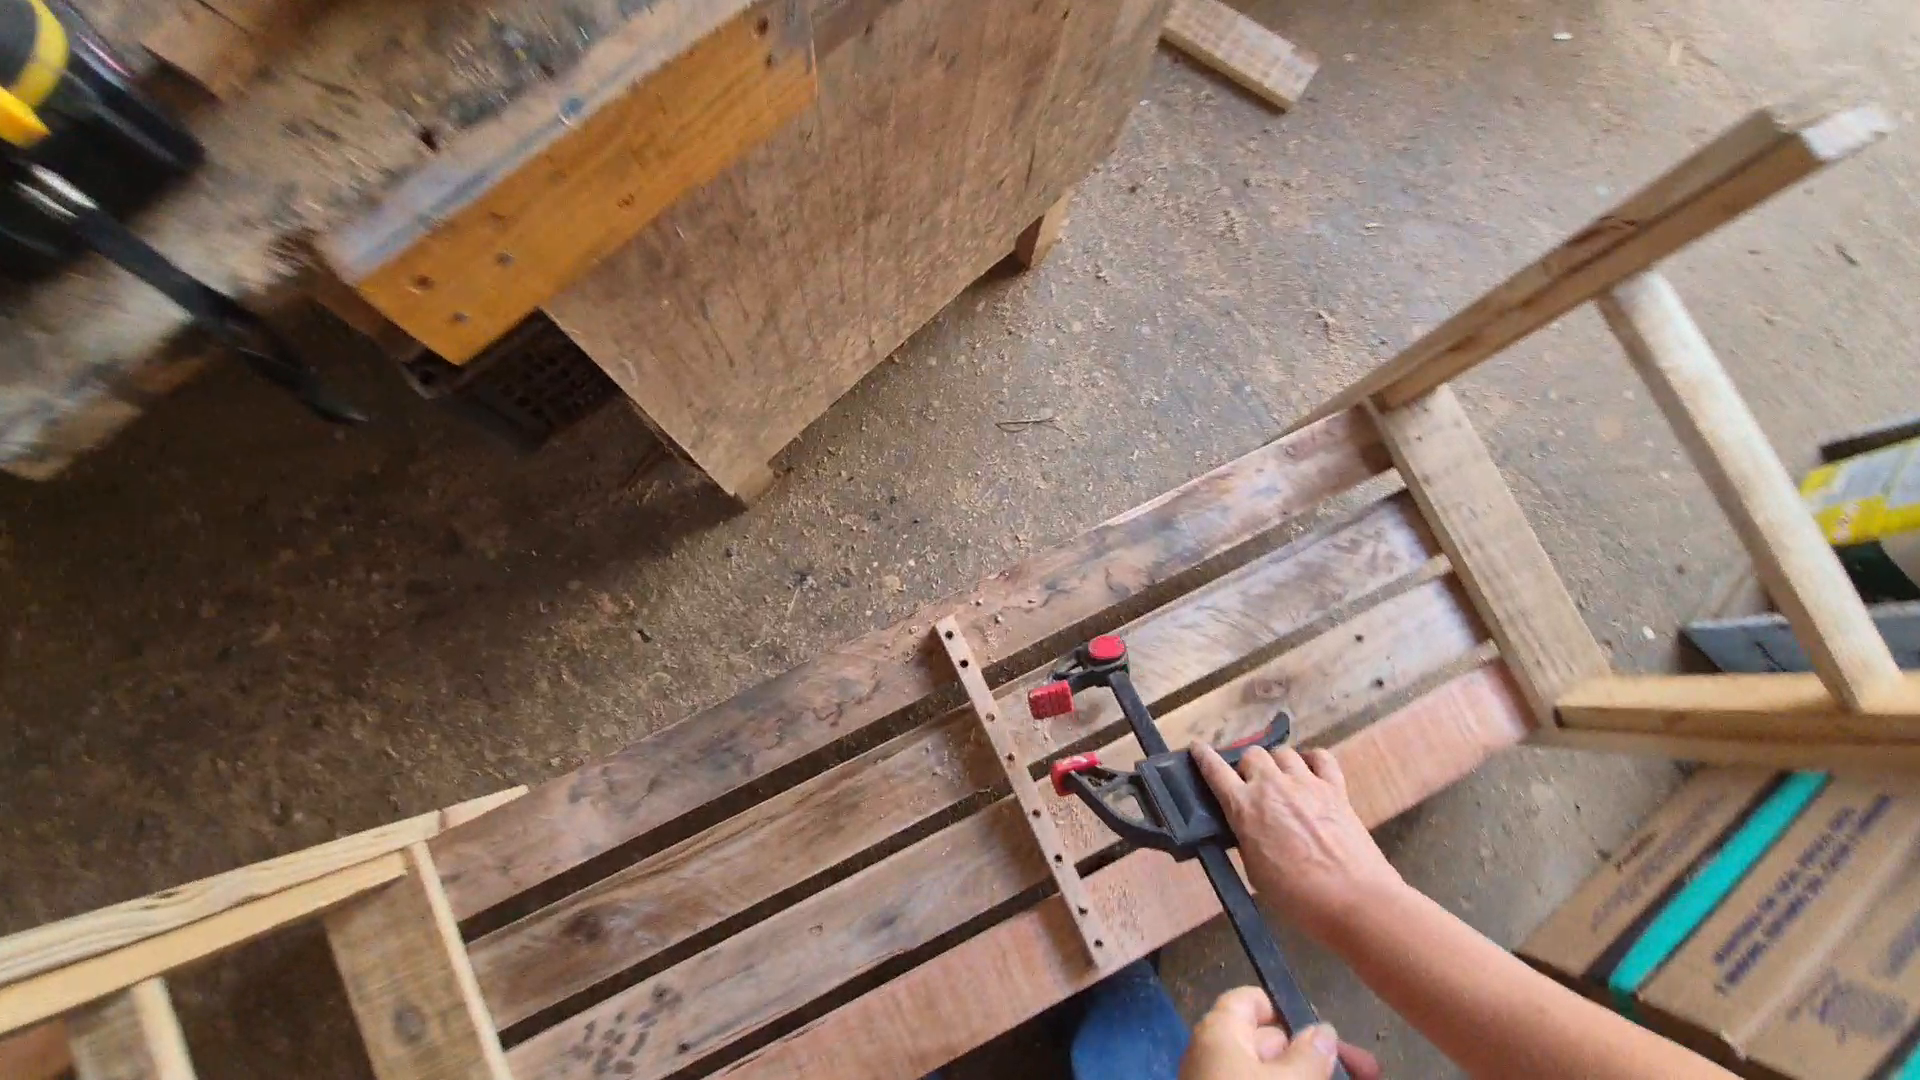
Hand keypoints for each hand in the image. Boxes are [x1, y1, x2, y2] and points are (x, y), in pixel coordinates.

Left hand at [1181, 987, 1382, 1079]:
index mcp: (1218, 1032)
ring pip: (1270, 1072)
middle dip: (1316, 1053)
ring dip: (1312, 1074)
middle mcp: (1214, 1055)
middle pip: (1269, 1043)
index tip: (1327, 1032)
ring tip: (1363, 1076)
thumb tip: (1324, 1032)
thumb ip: (1308, 1057)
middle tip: (1367, 1069)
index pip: (1251, 1001)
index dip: (1289, 1011)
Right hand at [1192, 743, 1404, 944]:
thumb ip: (1246, 837)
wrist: (1355, 902)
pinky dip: (1312, 760)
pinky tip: (1310, 771)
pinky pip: (1321, 757)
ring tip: (1281, 780)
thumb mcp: (1254, 870)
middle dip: (1247, 767)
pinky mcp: (1335, 788)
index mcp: (1244, 807)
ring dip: (1277, 763)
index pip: (1214, 770)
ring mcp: (1306, 783)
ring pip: (1283, 752)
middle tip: (1251, 786)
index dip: (1203, 756)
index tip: (1196, 748)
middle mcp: (1271, 786)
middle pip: (1252, 754)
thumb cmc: (1298, 897)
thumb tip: (1248, 824)